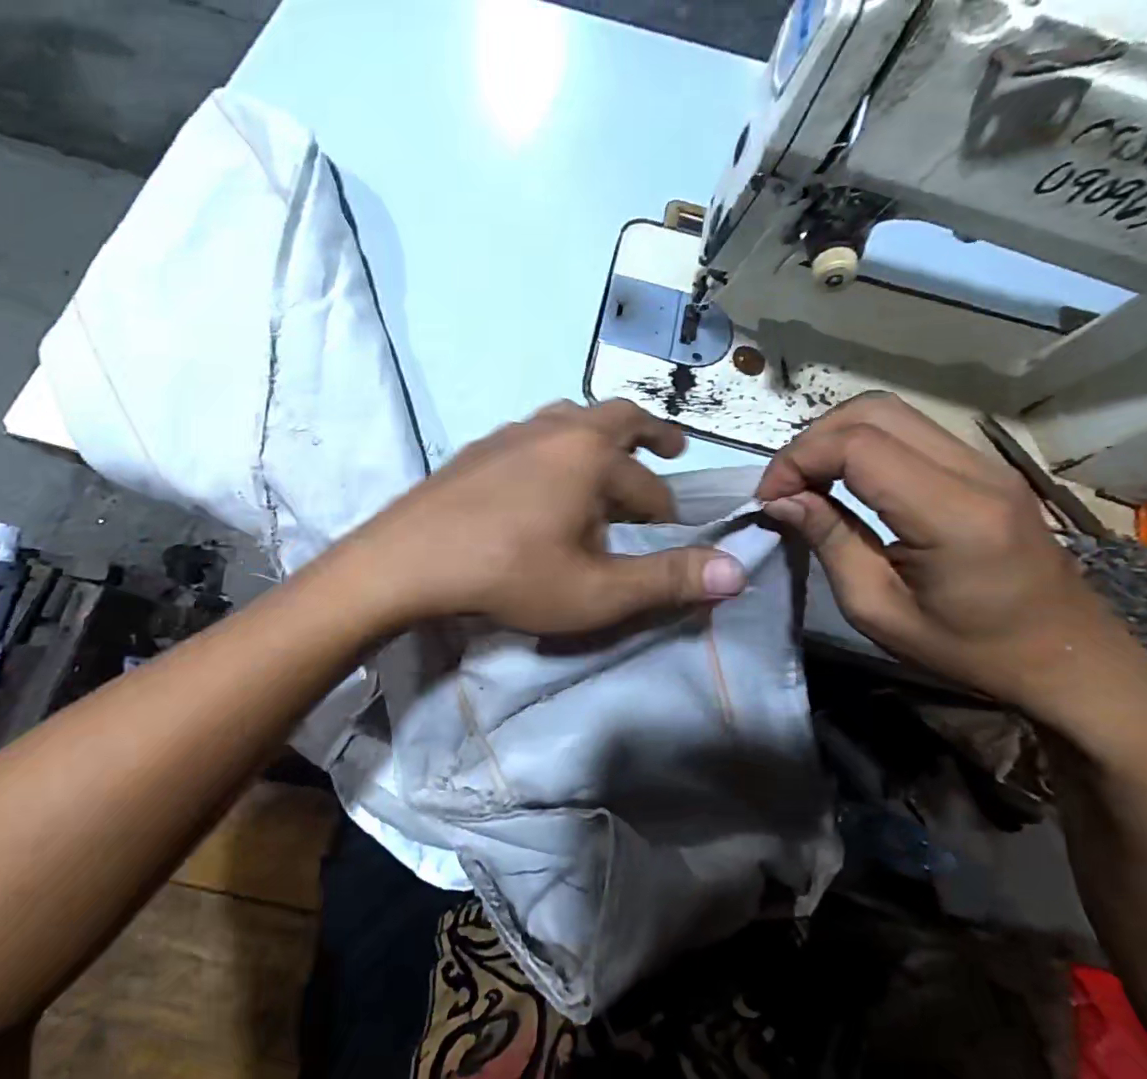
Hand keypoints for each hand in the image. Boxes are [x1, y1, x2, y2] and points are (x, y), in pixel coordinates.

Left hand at [338, 400, 747, 634]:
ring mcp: (510, 433)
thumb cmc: (507, 574)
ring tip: (606, 461)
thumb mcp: (595, 591)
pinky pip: (531, 435)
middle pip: (617, 418)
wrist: (407, 560)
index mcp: (591, 454)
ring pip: (569, 419)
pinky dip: (555, 447)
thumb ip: (667, 580)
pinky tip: (541, 479)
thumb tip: (739, 571)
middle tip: (669, 450)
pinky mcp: (477, 448)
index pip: (649, 485)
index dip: (665, 513)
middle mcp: (555, 429)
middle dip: (649, 436)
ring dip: (598, 437)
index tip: (668, 534)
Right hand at [757, 393, 1146, 723]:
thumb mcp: (877, 609)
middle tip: (785, 487)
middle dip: (812, 441)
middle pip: (874, 412)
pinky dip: (863, 445)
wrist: (1065, 658)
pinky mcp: (985, 468)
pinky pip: (911, 432)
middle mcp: (975, 472)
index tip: (770, 500)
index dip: (799, 461)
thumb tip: (782, 500)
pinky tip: (845, 481)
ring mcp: (986, 464)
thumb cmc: (967, 649)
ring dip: (836, 438)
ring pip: (892, 413)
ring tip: (808, 482)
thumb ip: (830, 542)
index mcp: (952, 515)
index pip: (858, 447)